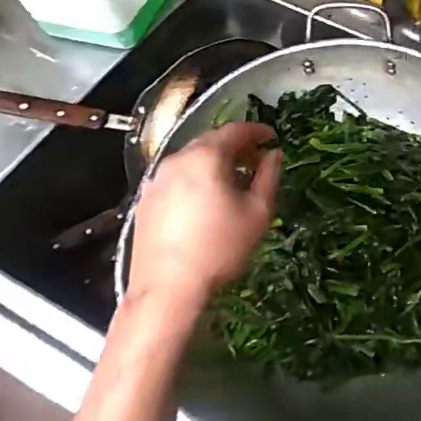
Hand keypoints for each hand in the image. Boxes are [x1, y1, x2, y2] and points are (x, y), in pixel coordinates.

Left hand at [126, 122, 281, 308]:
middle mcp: (176, 161)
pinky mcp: (146, 201)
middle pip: (211, 142)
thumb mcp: (258, 211)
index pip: (235, 130)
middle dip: (237, 146)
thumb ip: (269, 175)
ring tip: (235, 181)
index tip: (273, 138)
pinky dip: (197, 178)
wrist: (167, 289)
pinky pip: (178, 177)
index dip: (258, 130)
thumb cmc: (220, 248)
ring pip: (192, 159)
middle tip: (258, 159)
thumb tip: (274, 154)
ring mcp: (156, 181)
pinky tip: (208, 200)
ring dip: (216, 163)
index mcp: (205, 157)